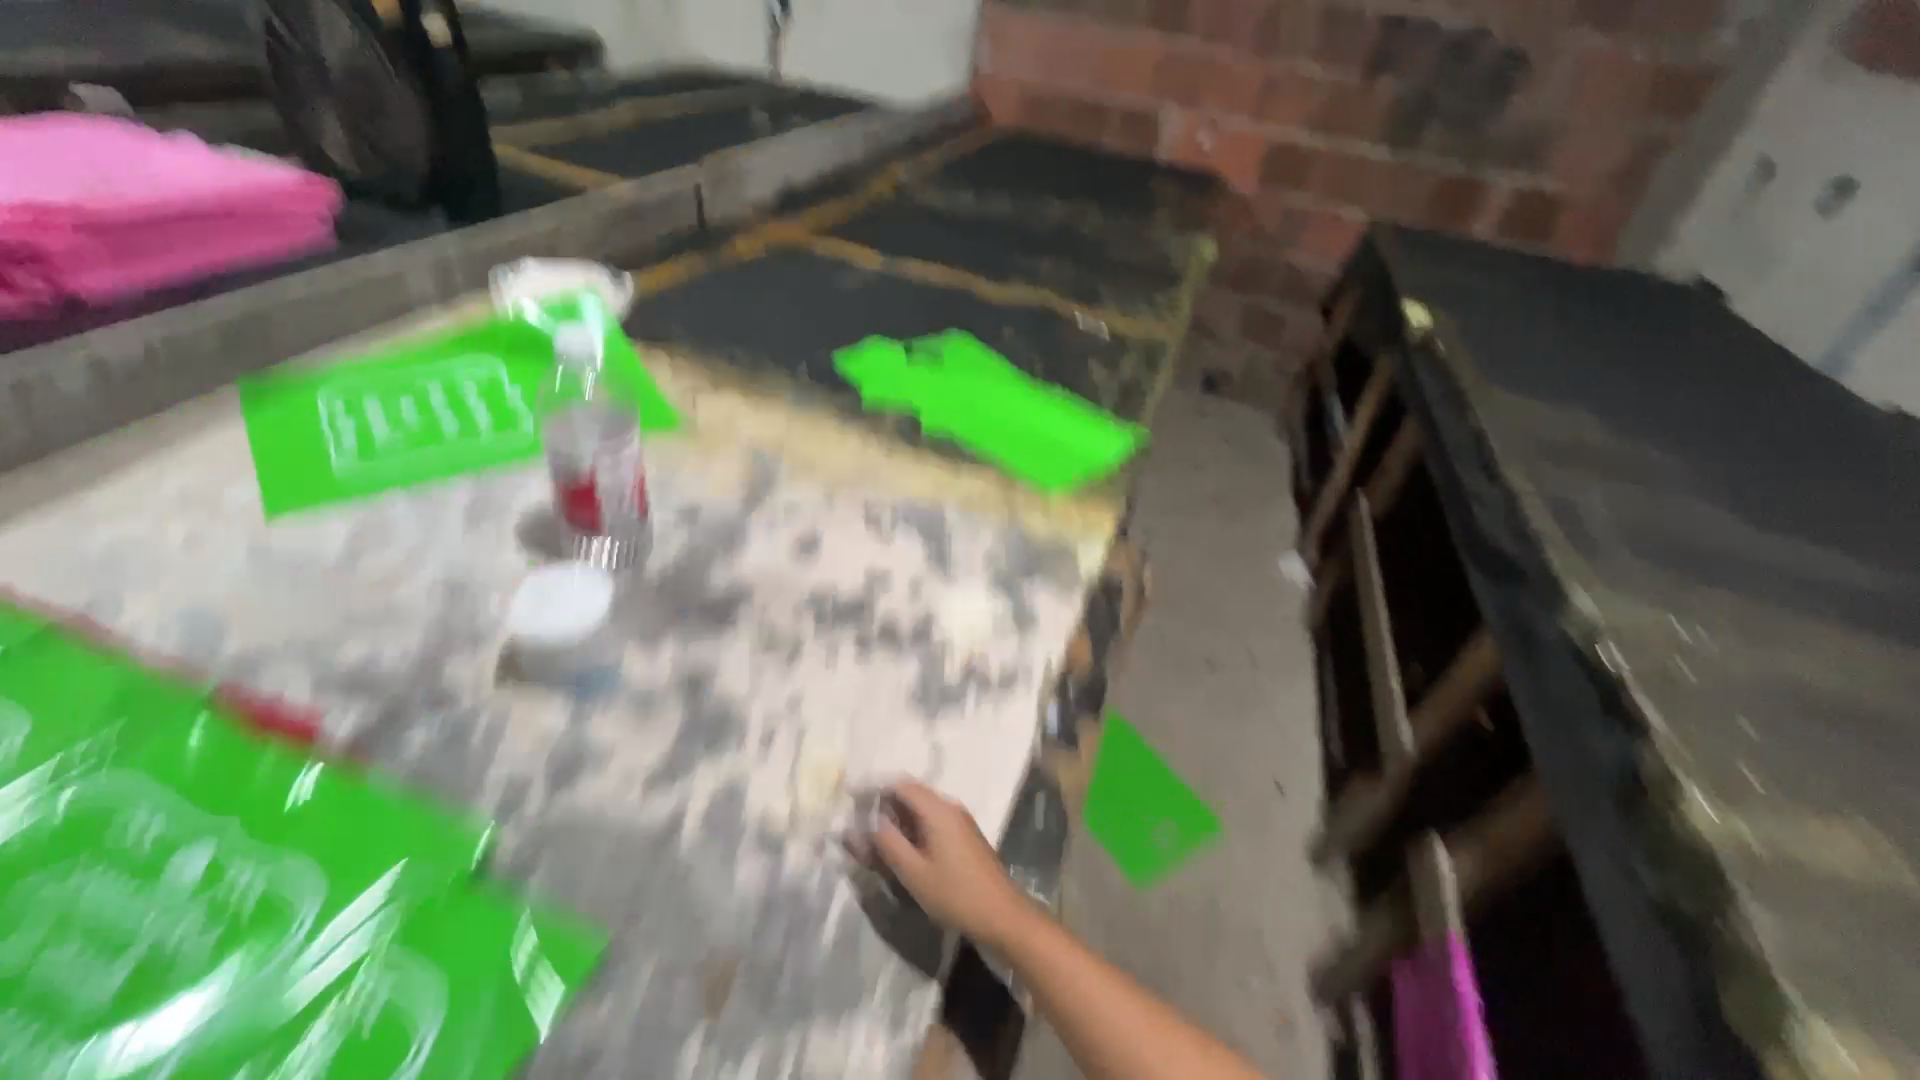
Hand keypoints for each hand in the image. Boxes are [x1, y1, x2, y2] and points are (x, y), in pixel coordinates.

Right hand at [871, 779, 1033, 946]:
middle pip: (911, 794)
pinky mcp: (964, 836)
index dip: (874, 789)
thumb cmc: (955, 894)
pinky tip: (901, 851)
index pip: (900, 784)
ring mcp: (960, 821)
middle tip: (859, 828)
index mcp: (938, 809)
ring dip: (897, 821)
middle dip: (883, 807)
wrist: (1002, 914)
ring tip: (874, 843)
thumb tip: (863, 823)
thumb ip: (886, 843)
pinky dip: (912, 830)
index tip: (851, 800)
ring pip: (921, 810)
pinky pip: (932, 821)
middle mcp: (950, 807)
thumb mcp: (913, 872)